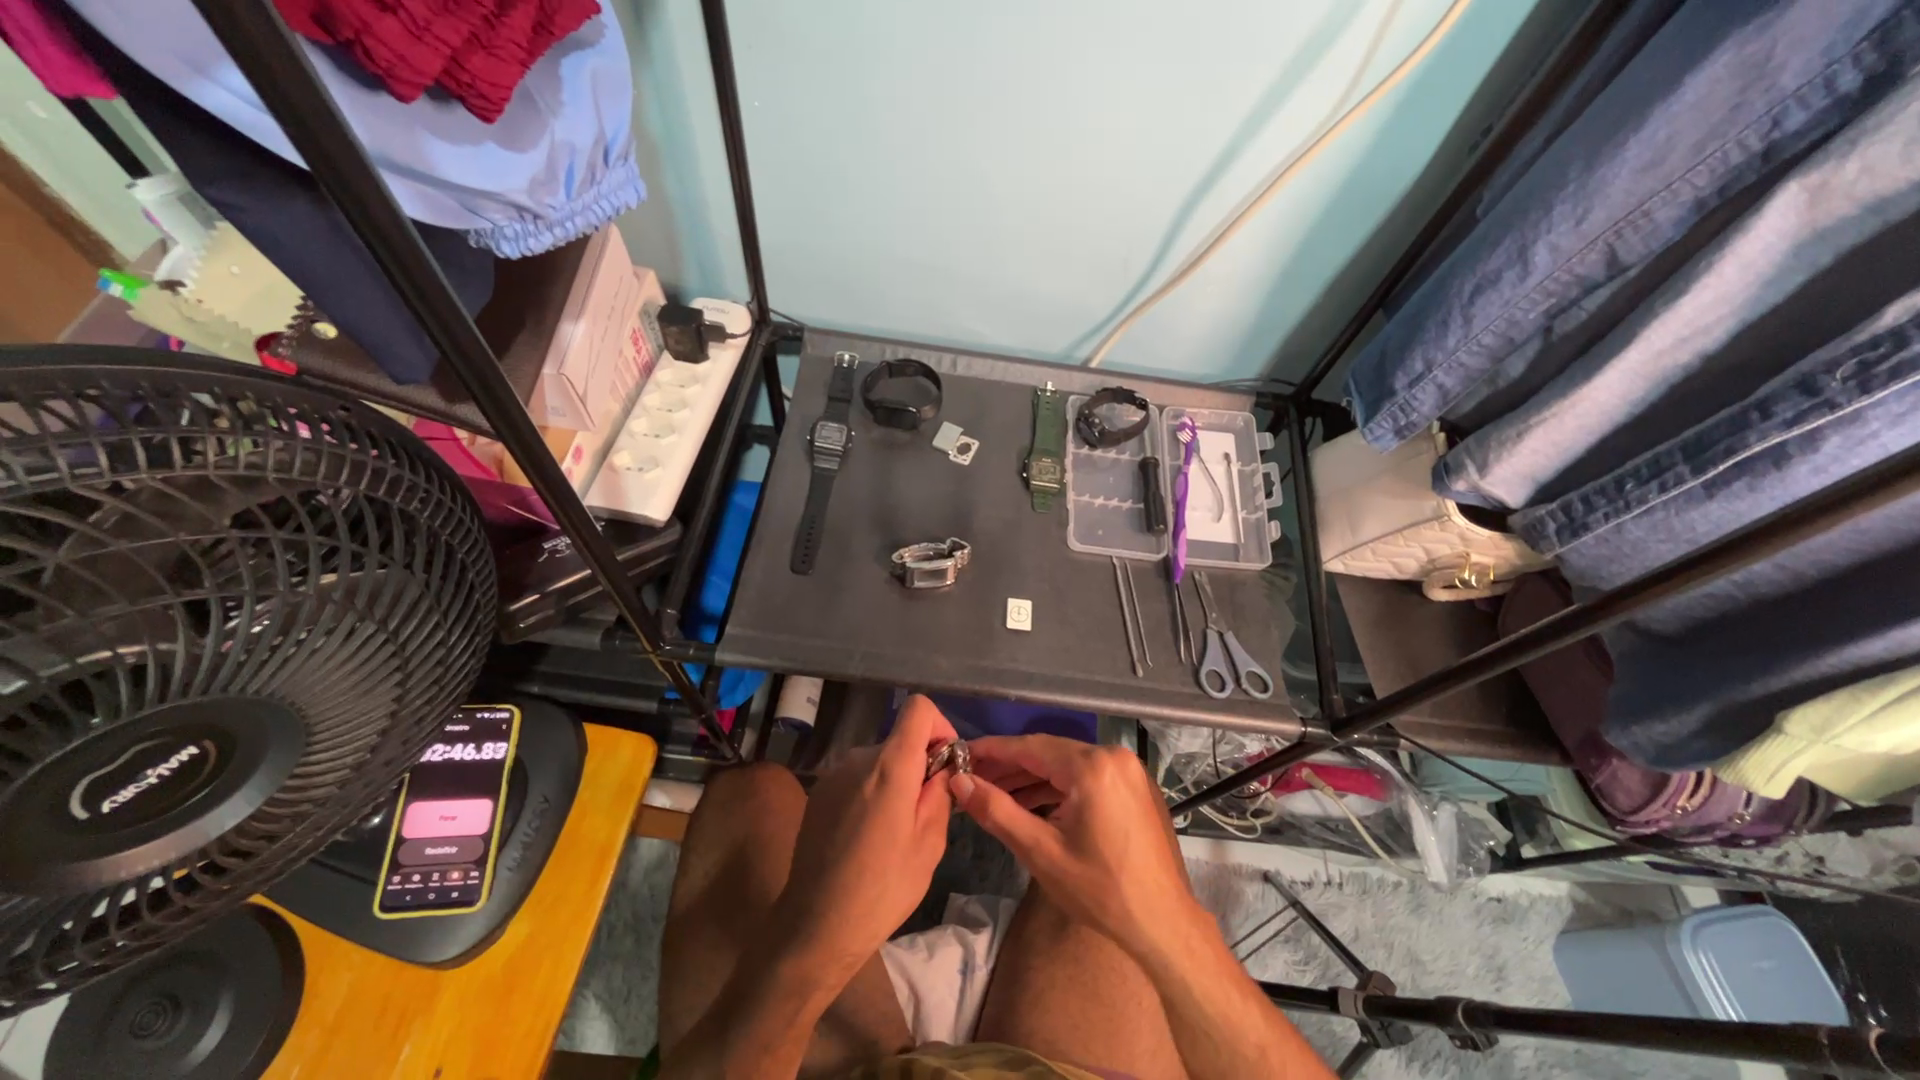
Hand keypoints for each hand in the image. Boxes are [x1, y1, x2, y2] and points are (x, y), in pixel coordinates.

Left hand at [776, 694, 955, 970]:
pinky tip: (869, 837)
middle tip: (926, 811)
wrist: (818, 923)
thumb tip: (942, 769)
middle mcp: (858, 759)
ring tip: (896, 831)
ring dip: (894, 781)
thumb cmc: (883, 889)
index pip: (918, 708)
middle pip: (899, 739)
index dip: (940, 727)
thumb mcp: (929, 845)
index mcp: (890, 767)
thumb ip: (939, 795)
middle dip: (920, 764)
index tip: (946, 763)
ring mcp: (834, 775)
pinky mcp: (819, 793)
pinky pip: (857, 778)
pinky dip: (871, 793)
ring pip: (878, 761)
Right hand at [951, 736, 1202, 959]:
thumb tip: (958, 781)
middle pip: (1049, 753)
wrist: (1163, 923)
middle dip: (1009, 767)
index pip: (1030, 747)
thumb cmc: (1100, 890)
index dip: (992, 751)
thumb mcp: (1040, 851)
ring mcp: (1129, 772)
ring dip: (1032, 778)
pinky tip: (1032, 805)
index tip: (961, 755)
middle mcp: (1114, 757)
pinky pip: (1087, 777)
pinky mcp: (1136, 789)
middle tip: (972, 780)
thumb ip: (996, 810)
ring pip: (1067, 766)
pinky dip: (1058, 788)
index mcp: (1092, 766)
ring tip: (994, 795)